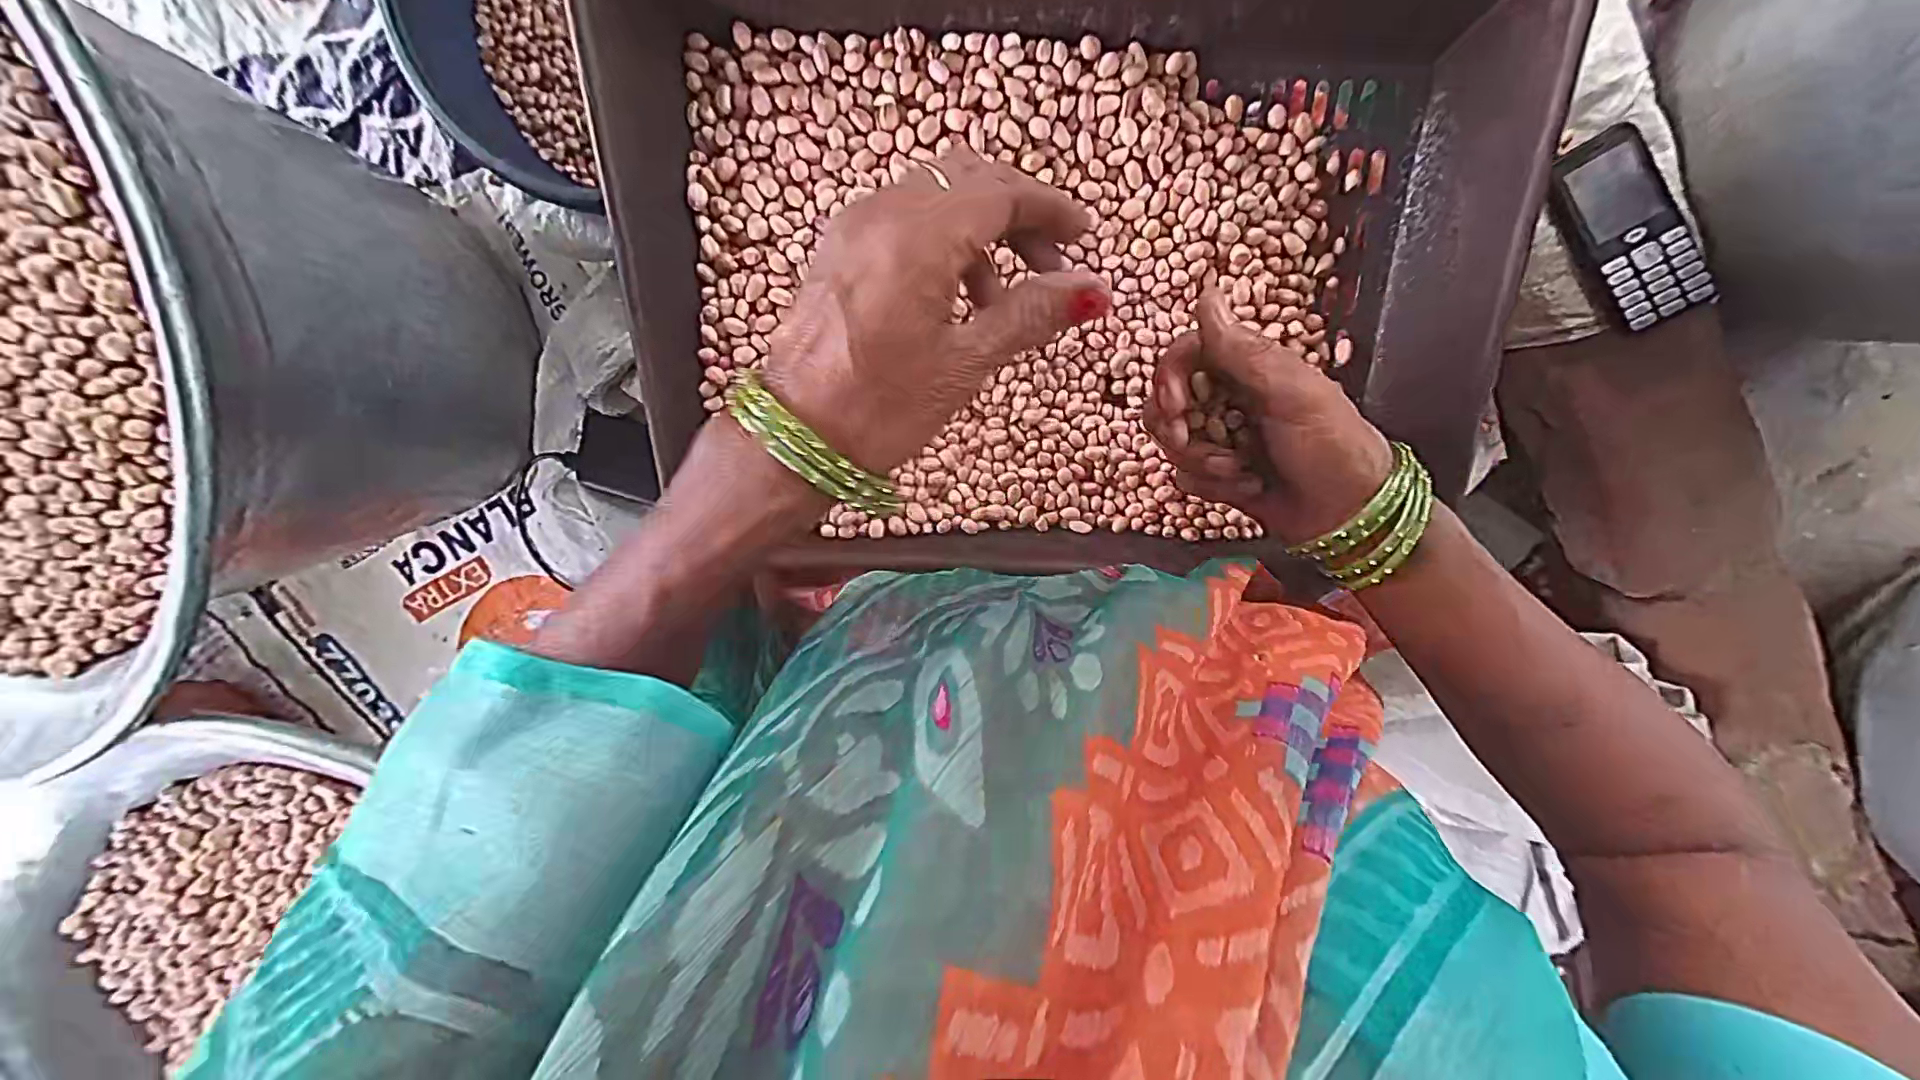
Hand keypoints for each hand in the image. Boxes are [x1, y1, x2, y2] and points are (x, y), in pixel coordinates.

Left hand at [758, 147, 1110, 473]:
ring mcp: (852, 229)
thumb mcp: (963, 365)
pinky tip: (954, 296)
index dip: (1050, 208)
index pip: (999, 193)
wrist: (796, 438)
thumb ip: (1029, 315)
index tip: (1083, 235)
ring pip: (934, 197)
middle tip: (1051, 264)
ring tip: (1002, 298)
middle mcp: (879, 215)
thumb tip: (1092, 290)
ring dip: (981, 231)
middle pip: (967, 179)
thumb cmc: (878, 410)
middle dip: (1018, 214)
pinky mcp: (837, 251)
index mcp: (915, 239)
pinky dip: (942, 242)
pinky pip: (902, 221)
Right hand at [1142, 288, 1393, 544]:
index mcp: (1246, 369)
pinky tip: (1248, 488)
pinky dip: (1211, 487)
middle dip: (1179, 431)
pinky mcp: (1215, 474)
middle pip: (1165, 402)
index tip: (1174, 406)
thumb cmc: (1333, 447)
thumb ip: (1244, 350)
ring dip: (1202, 462)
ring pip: (1170, 443)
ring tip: (1242, 472)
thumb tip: (1208, 294)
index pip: (1184, 357)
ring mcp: (1218, 437)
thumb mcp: (1293, 393)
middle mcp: (1226, 399)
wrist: (1348, 516)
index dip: (1167, 379)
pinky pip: (1184, 476)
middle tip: (1204, 449)